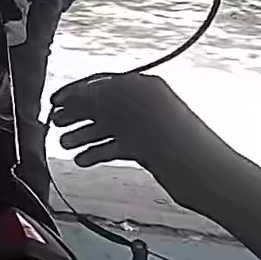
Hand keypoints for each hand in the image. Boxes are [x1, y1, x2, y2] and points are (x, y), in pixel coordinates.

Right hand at [51, 74, 230, 210]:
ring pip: (105, 127)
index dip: (73, 92)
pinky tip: (82, 160)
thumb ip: (101, 100)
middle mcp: (141, 103)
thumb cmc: (172, 138)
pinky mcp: (147, 150)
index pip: (98, 84)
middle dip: (75, 114)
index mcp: (140, 87)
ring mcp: (144, 127)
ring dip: (82, 135)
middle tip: (54, 124)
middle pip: (100, 105)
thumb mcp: (130, 112)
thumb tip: (75, 96)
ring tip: (64, 145)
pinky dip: (97, 151)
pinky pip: (115, 145)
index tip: (53, 103)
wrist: (207, 175)